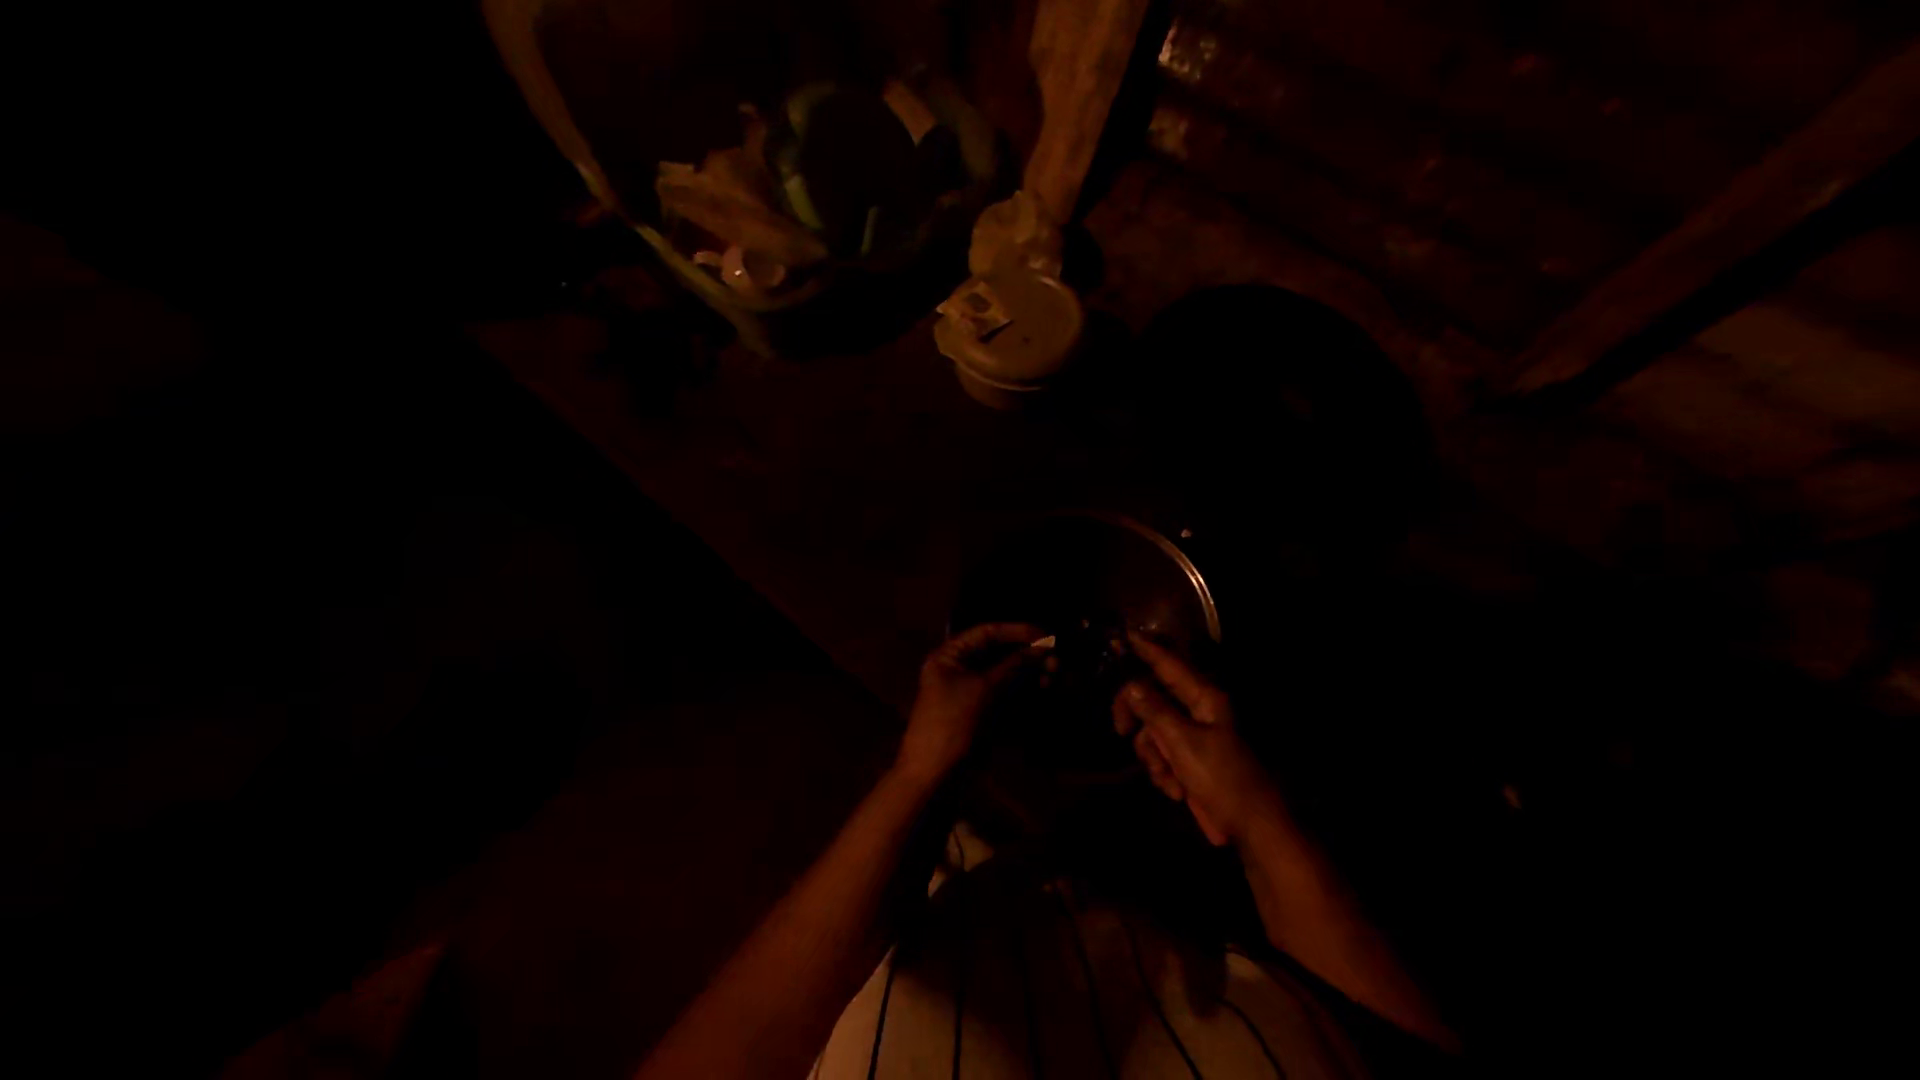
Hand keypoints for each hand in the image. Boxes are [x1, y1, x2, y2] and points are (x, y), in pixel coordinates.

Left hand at [897, 622, 1045, 785]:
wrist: (934, 774)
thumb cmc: (952, 724)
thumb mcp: (983, 690)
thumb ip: (1013, 665)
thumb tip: (1042, 646)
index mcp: (949, 656)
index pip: (986, 632)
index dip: (1017, 631)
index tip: (1046, 635)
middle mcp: (959, 668)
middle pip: (998, 652)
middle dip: (1027, 654)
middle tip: (1055, 661)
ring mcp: (970, 692)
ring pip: (1005, 674)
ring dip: (1029, 672)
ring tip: (1052, 676)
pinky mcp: (981, 712)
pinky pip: (1005, 693)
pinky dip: (1023, 690)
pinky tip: (1041, 689)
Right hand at [1112, 632, 1283, 845]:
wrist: (1252, 828)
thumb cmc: (1222, 779)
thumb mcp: (1182, 743)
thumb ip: (1154, 710)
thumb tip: (1131, 684)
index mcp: (1204, 698)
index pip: (1168, 664)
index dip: (1144, 650)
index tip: (1121, 636)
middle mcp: (1198, 710)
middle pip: (1152, 698)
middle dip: (1137, 718)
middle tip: (1121, 730)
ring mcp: (1194, 736)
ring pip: (1153, 730)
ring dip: (1152, 756)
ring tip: (1168, 779)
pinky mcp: (1191, 760)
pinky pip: (1162, 754)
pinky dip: (1163, 771)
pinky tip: (1175, 790)